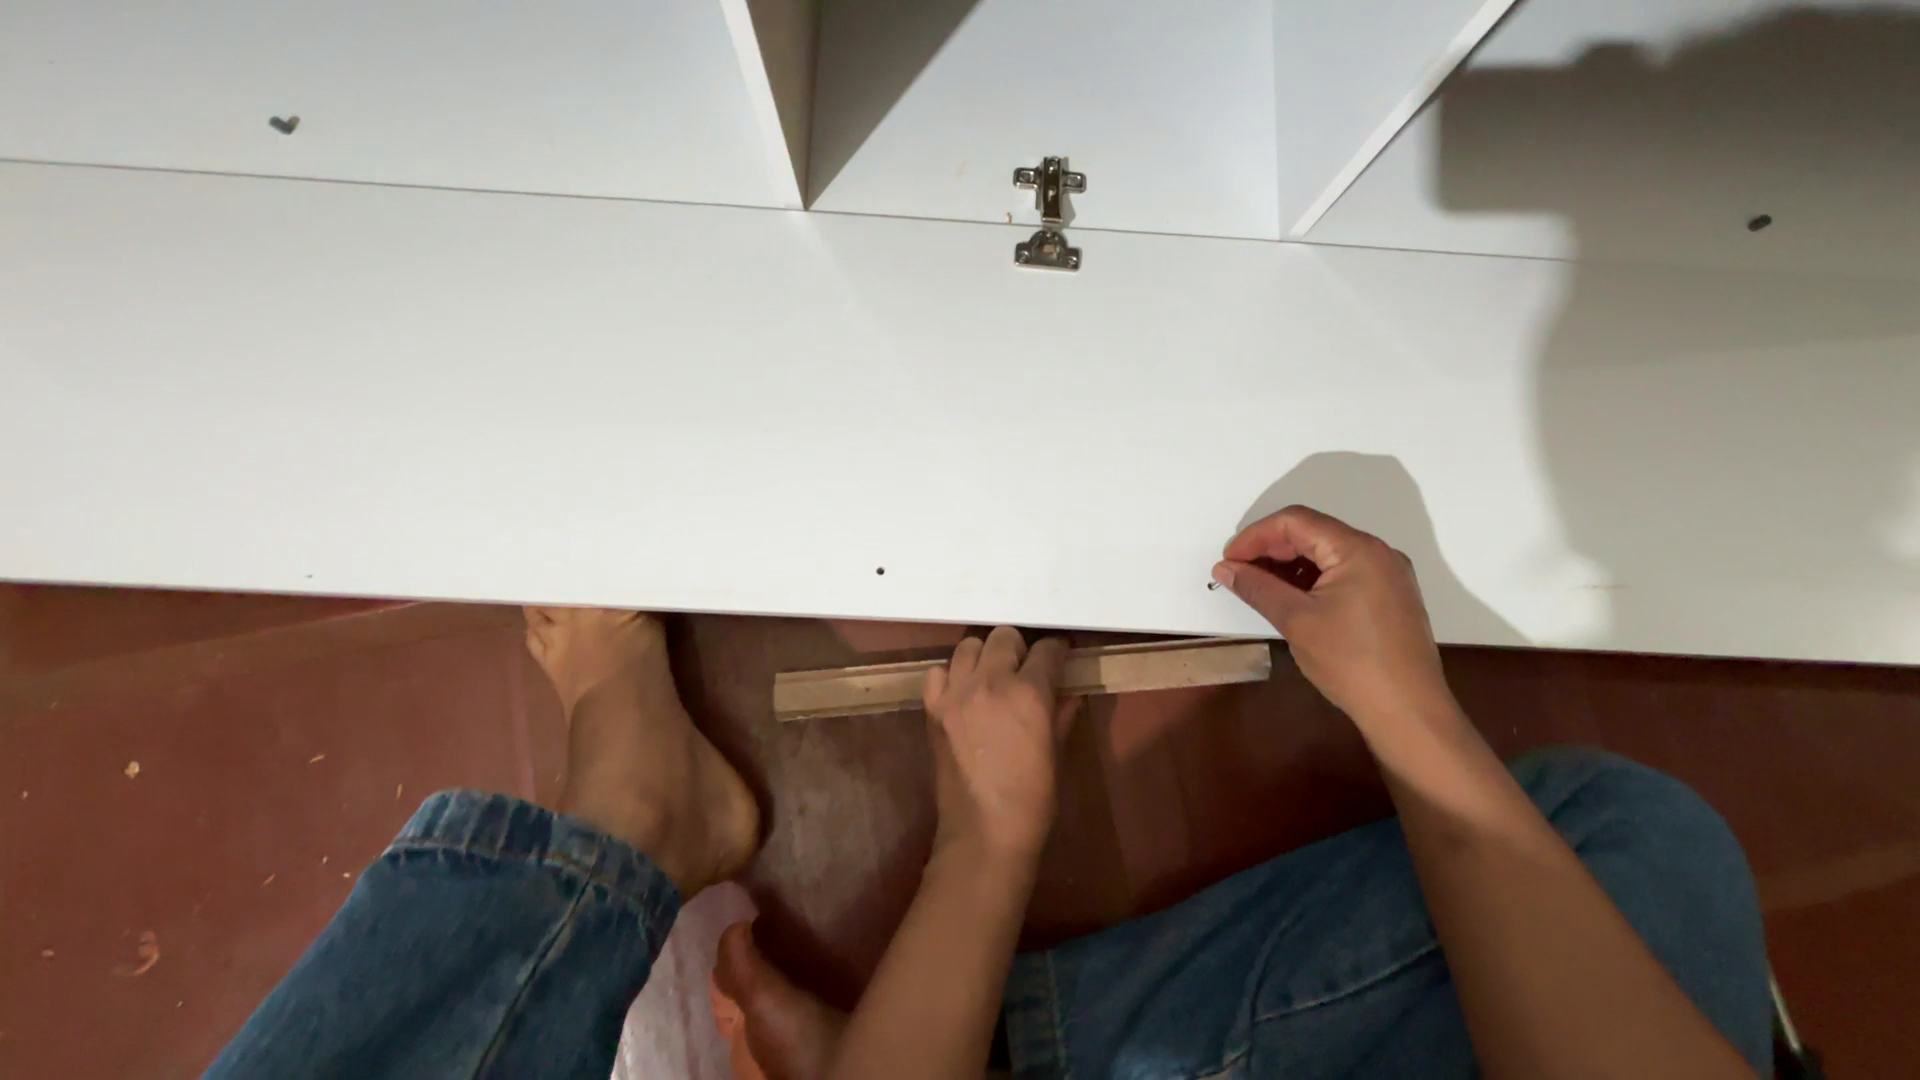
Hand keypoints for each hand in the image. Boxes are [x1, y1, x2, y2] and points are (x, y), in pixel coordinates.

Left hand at [922, 626, 1079, 864]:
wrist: (984, 831)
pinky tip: (963, 692)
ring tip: (992, 675)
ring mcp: (956, 694)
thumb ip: (1063, 713)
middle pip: (1004, 636)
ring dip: (984, 655)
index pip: (1047, 650)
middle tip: (1025, 668)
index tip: (1060, 658)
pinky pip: (937, 672)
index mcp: (1029, 693)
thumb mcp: (1058, 752)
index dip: (1057, 651)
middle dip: (1019, 648)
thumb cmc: (1033, 798)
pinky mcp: (933, 709)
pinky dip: (951, 675)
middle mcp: (990, 683)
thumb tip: (1069, 692)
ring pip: (968, 646)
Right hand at [1213, 506, 1457, 730]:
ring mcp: (1388, 574)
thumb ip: (1257, 587)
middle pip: (1313, 532)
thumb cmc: (1350, 661)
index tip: (1228, 561)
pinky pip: (1343, 571)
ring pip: (1327, 553)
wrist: (1407, 710)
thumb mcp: (1295, 620)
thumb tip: (1224, 568)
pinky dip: (1311, 578)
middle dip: (1270, 548)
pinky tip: (1291, 599)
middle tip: (1238, 573)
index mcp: (1357, 550)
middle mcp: (1378, 552)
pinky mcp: (1389, 596)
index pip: (1296, 521)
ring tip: (1259, 587)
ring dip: (1289, 564)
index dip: (1255, 536)